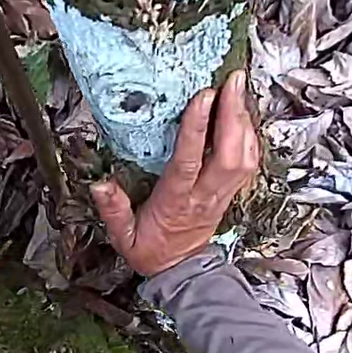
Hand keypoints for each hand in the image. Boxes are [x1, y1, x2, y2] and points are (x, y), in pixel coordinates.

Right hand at [91, 70, 258, 276]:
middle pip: (229, 153)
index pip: (188, 162)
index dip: (196, 129)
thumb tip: (100, 185)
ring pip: (245, 156)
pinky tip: (245, 115)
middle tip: (232, 80)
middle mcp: (205, 195)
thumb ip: (113, 211)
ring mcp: (222, 194)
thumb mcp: (123, 237)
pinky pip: (249, 162)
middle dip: (233, 114)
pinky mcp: (231, 192)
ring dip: (245, 121)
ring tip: (240, 89)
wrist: (180, 271)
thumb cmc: (151, 250)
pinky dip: (250, 135)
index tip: (202, 97)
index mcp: (176, 202)